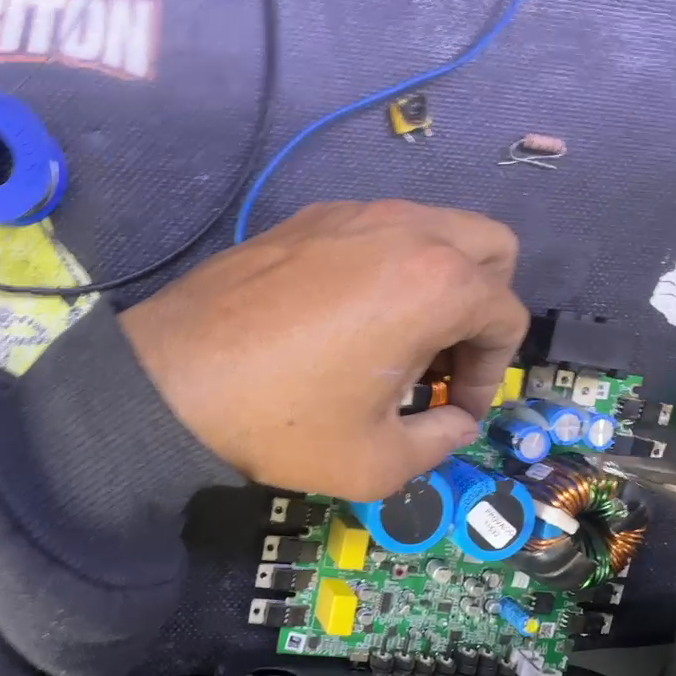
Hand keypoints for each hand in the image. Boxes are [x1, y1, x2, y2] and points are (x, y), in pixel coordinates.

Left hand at [118, 200, 527, 501]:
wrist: (169, 383)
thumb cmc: (281, 423)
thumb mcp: (376, 462)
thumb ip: (440, 442)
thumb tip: (458, 422)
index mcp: (436, 282)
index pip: (505, 315)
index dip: (491, 373)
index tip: (454, 409)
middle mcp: (402, 228)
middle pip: (488, 248)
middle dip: (482, 306)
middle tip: (440, 360)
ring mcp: (350, 214)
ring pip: (430, 228)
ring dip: (436, 280)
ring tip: (394, 339)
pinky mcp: (305, 218)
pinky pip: (374, 230)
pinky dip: (386, 265)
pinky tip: (345, 316)